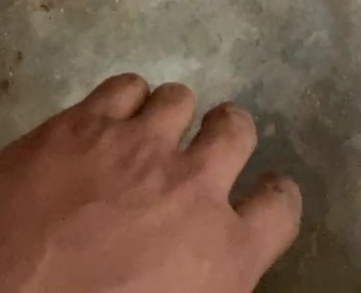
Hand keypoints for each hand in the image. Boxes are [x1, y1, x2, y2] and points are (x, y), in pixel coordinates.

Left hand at [0, 74, 299, 292]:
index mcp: (219, 253)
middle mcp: (189, 184)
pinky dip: (122, 101)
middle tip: (203, 146)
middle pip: (235, 127)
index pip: (280, 208)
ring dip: (167, 116)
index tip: (262, 193)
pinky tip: (105, 118)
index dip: (274, 198)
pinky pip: (123, 86)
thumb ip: (201, 280)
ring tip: (143, 134)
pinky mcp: (81, 121)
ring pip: (176, 97)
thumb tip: (198, 262)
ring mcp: (133, 144)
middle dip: (226, 132)